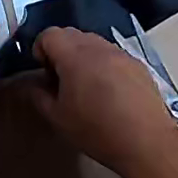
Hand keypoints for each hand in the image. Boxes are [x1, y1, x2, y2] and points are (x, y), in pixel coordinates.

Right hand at [17, 27, 177, 173]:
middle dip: (60, 51)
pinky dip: (103, 64)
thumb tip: (31, 84)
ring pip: (93, 42)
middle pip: (72, 34)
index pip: (50, 34)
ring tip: (85, 85)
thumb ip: (38, 95)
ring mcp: (121, 54)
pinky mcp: (138, 65)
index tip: (44, 73)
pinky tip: (109, 92)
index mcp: (75, 56)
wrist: (147, 142)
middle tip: (61, 79)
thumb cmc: (96, 130)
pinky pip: (112, 55)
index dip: (40, 49)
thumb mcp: (58, 117)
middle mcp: (98, 47)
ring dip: (82, 56)